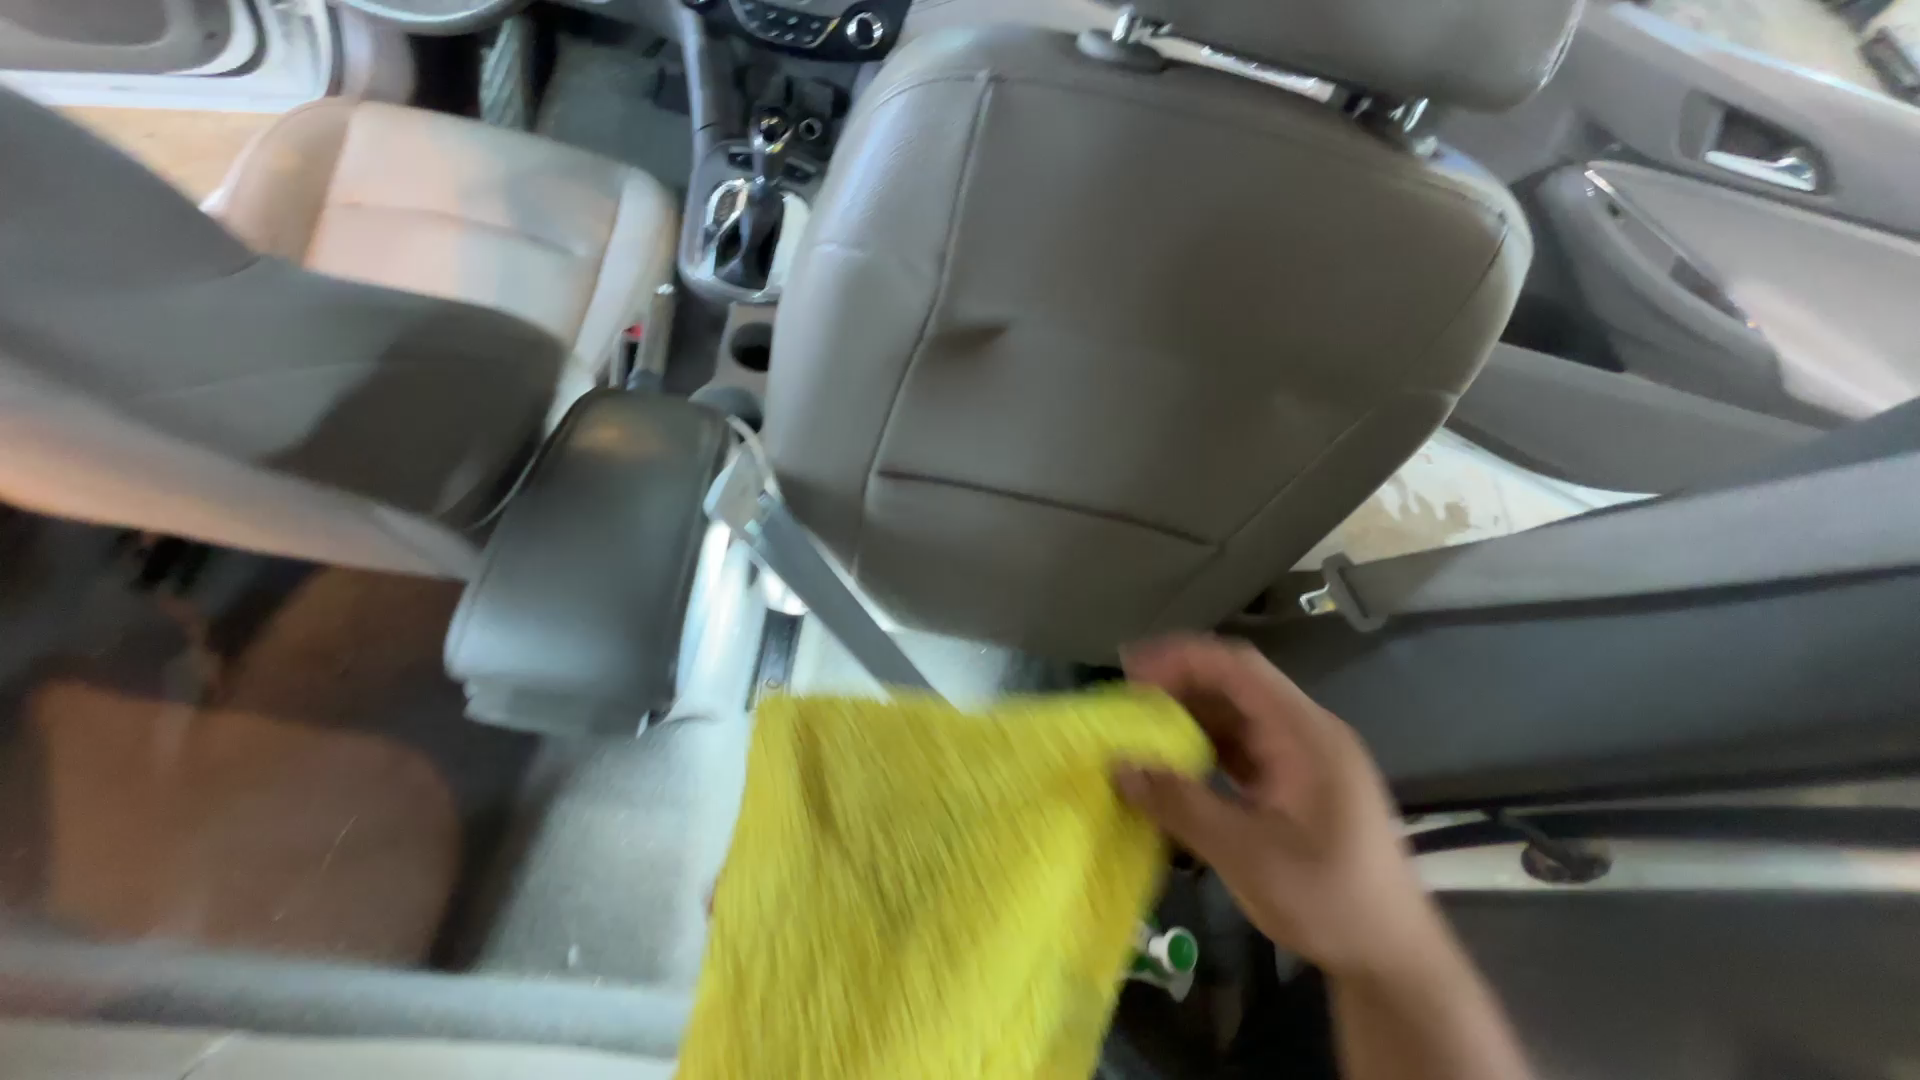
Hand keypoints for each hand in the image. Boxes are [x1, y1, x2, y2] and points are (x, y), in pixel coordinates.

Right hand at [1115, 636, 1443, 978]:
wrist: (1393, 957)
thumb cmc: (1329, 901)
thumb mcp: (1248, 856)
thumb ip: (1181, 806)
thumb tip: (1119, 767)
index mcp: (1305, 735)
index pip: (1238, 668)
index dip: (1182, 658)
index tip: (1130, 670)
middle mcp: (1306, 733)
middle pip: (1235, 686)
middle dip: (1177, 686)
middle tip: (1123, 703)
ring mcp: (1302, 758)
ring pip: (1236, 716)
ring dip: (1188, 717)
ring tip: (1136, 729)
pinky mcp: (1295, 783)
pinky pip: (1243, 747)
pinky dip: (1204, 747)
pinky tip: (1171, 762)